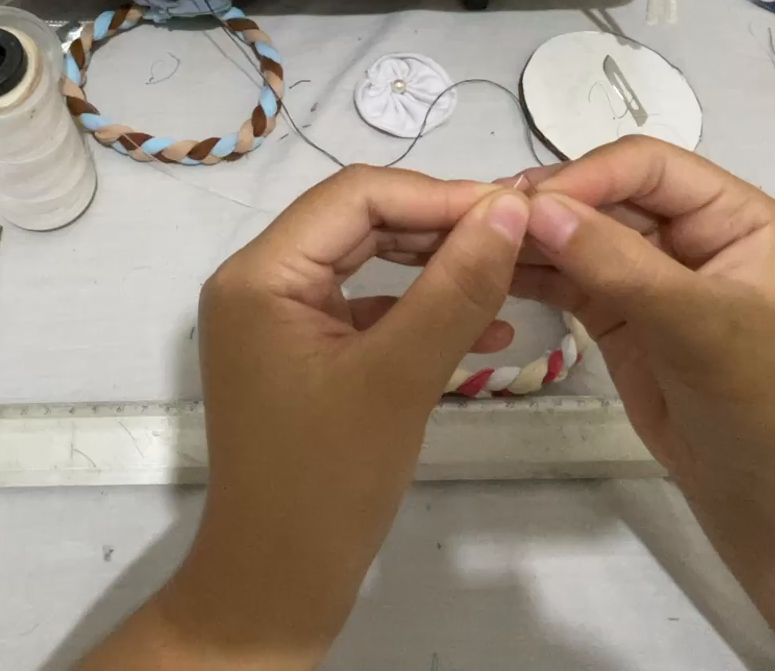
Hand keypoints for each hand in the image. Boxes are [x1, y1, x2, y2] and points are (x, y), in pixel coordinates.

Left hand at [84, 166, 528, 668]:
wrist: (278, 580)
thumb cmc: (329, 480)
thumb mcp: (399, 376)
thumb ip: (454, 287)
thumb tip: (507, 208)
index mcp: (260, 272)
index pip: (352, 197)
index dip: (435, 195)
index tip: (511, 209)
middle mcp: (258, 278)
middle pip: (356, 222)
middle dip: (437, 227)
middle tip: (515, 237)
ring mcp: (276, 312)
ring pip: (364, 260)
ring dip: (433, 266)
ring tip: (505, 272)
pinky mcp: (299, 344)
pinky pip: (361, 304)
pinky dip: (415, 309)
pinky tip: (482, 326)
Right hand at [499, 138, 774, 562]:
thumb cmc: (768, 408)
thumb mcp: (701, 328)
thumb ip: (618, 264)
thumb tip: (536, 209)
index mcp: (731, 217)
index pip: (647, 167)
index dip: (585, 176)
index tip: (525, 204)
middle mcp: (686, 234)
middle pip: (603, 196)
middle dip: (547, 205)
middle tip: (480, 221)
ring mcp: (646, 275)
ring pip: (576, 235)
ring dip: (528, 237)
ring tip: (470, 242)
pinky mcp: (616, 313)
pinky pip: (564, 278)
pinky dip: (528, 273)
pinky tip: (487, 272)